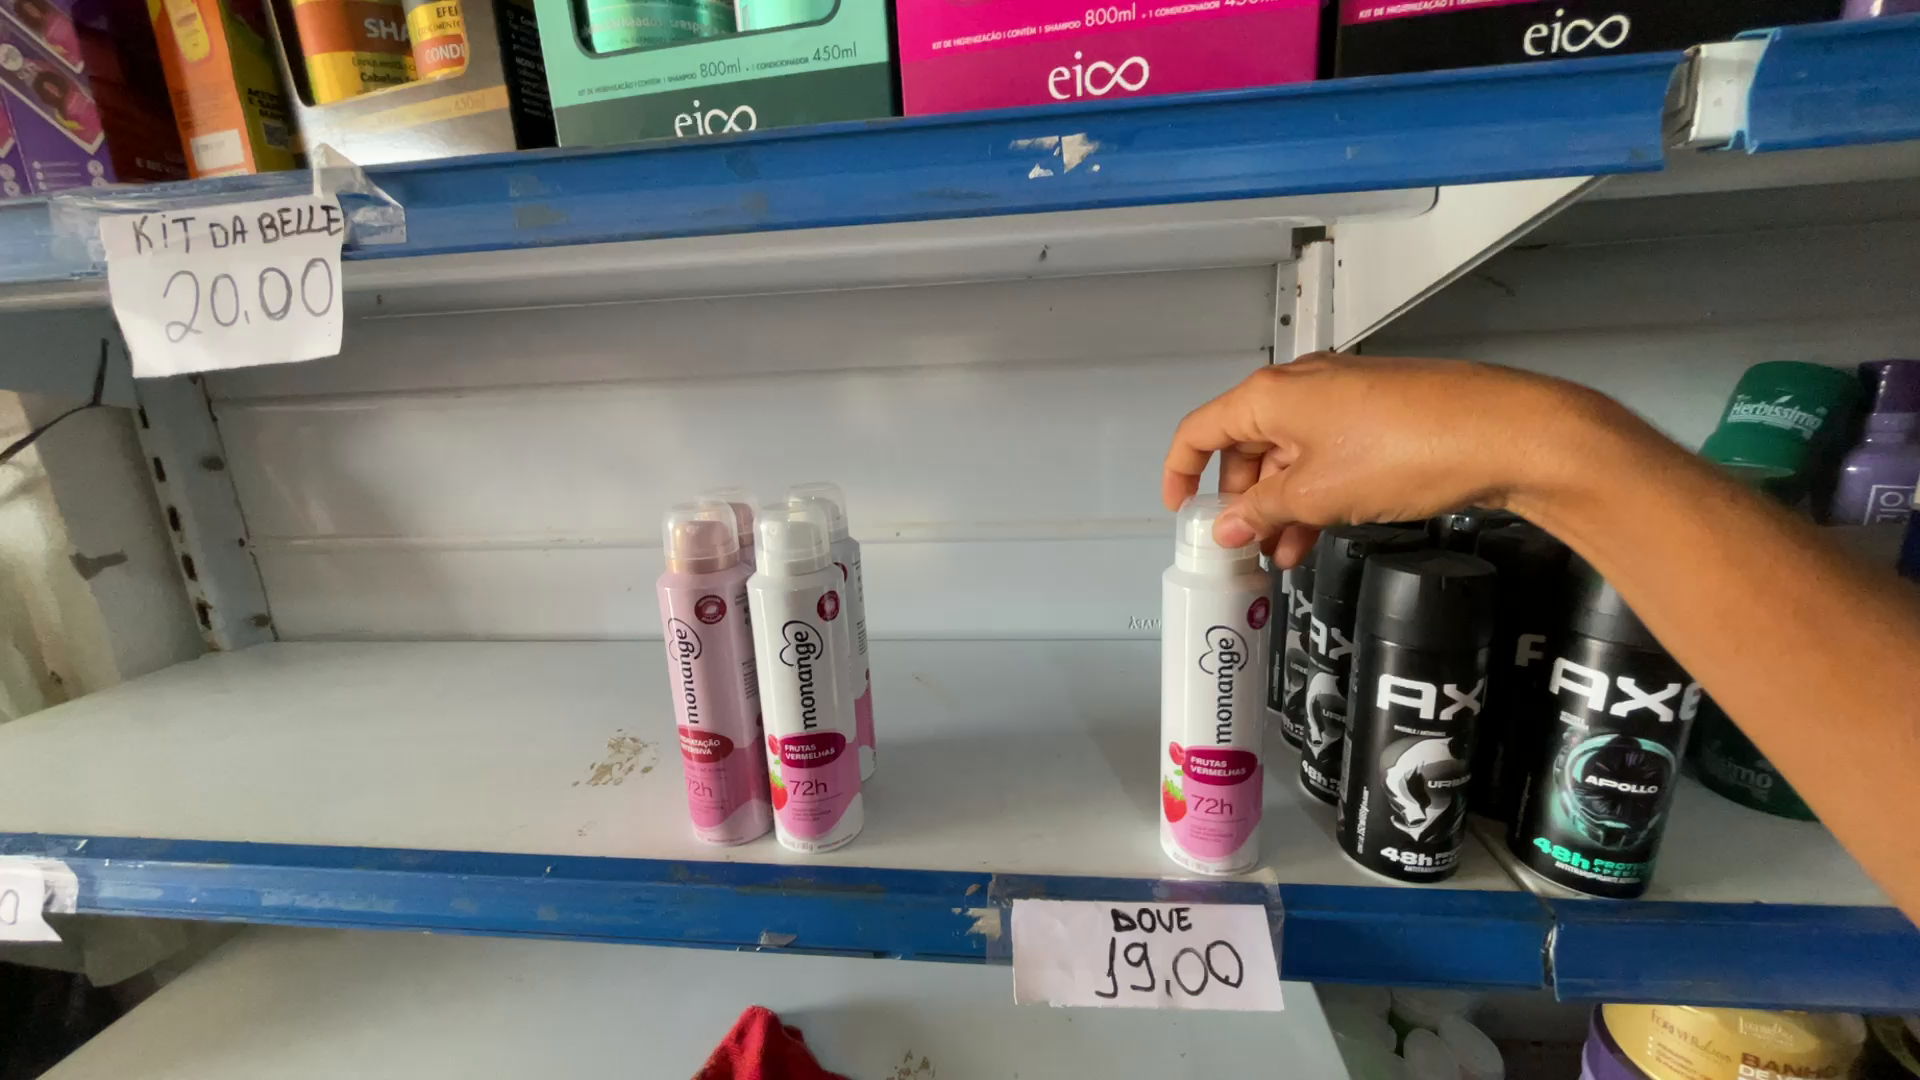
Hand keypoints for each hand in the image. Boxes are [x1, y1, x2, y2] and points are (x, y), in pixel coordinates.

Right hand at [1160, 353, 1620, 564]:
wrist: (1513, 434)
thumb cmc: (1405, 452)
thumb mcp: (1316, 493)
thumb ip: (1260, 511)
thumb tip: (1226, 528)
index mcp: (1270, 396)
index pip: (1200, 431)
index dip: (1180, 472)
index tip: (1180, 510)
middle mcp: (1299, 387)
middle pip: (1243, 446)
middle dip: (1239, 499)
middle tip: (1243, 542)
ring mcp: (1339, 398)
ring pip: (1285, 456)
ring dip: (1277, 505)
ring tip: (1282, 553)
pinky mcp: (1373, 413)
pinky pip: (1322, 454)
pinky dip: (1312, 492)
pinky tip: (1316, 532)